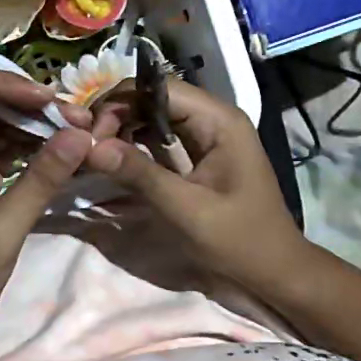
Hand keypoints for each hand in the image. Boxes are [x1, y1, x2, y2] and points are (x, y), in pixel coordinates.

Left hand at [0, 69, 93, 360]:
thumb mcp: (4, 227)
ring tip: (77, 129)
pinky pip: (6, 152)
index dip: (2, 86)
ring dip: (35, 126)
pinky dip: (33, 148)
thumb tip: (81, 136)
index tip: (46, 98)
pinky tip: (64, 147)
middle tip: (75, 116)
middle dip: (28, 106)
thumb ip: (42, 178)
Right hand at [85, 78, 312, 291]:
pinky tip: (112, 161)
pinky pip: (159, 141)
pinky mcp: (196, 159)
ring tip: (94, 152)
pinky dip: (134, 147)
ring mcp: (205, 138)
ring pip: (153, 118)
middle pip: (154, 99)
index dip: (121, 102)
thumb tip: (91, 146)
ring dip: (122, 130)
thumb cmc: (239, 240)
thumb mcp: (186, 209)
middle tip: (88, 146)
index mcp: (220, 121)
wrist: (273, 272)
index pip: (161, 88)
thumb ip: (140, 175)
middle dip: (118, 115)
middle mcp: (212, 120)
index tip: (91, 131)